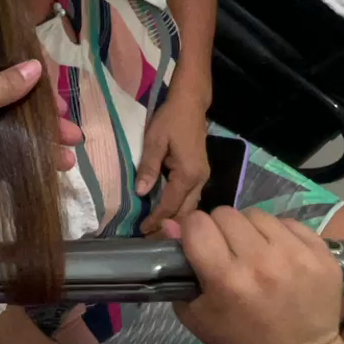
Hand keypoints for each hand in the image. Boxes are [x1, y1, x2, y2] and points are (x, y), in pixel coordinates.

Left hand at [0, 39, 83, 196]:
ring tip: (70, 155)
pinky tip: (49, 166)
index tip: (59, 94)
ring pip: (6, 128)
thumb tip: (37, 67)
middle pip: (9, 98)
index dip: (34, 78)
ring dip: (37, 140)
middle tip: (71, 129)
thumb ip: (6, 84)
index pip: (3, 63)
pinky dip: (20, 158)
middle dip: (42, 115)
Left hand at [135, 96, 208, 234]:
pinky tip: (169, 215)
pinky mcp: (201, 173)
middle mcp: (200, 180)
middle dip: (169, 227)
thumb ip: (148, 167)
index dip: (157, 220)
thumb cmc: (170, 119)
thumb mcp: (154, 140)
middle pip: (186, 212)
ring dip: (176, 220)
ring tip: (158, 231)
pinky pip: (191, 198)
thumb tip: (140, 193)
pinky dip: (180, 209)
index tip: (142, 231)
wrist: (190, 103)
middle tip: (150, 239)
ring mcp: (203, 177)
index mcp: (189, 174)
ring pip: (191, 207)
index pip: (171, 205)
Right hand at [167, 208, 343, 343]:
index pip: (197, 223)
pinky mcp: (322, 254)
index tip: (199, 245)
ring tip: (256, 253)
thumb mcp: (196, 313)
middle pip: (226, 214)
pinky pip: (289, 222)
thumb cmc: (239, 342)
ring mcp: (296, 256)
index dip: (193, 231)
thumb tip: (170, 224)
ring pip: (257, 214)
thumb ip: (178, 267)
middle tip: (228, 253)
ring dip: (250, 230)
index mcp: (227, 279)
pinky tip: (280, 256)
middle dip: (221, 230)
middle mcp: (262, 262)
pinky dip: (279, 234)